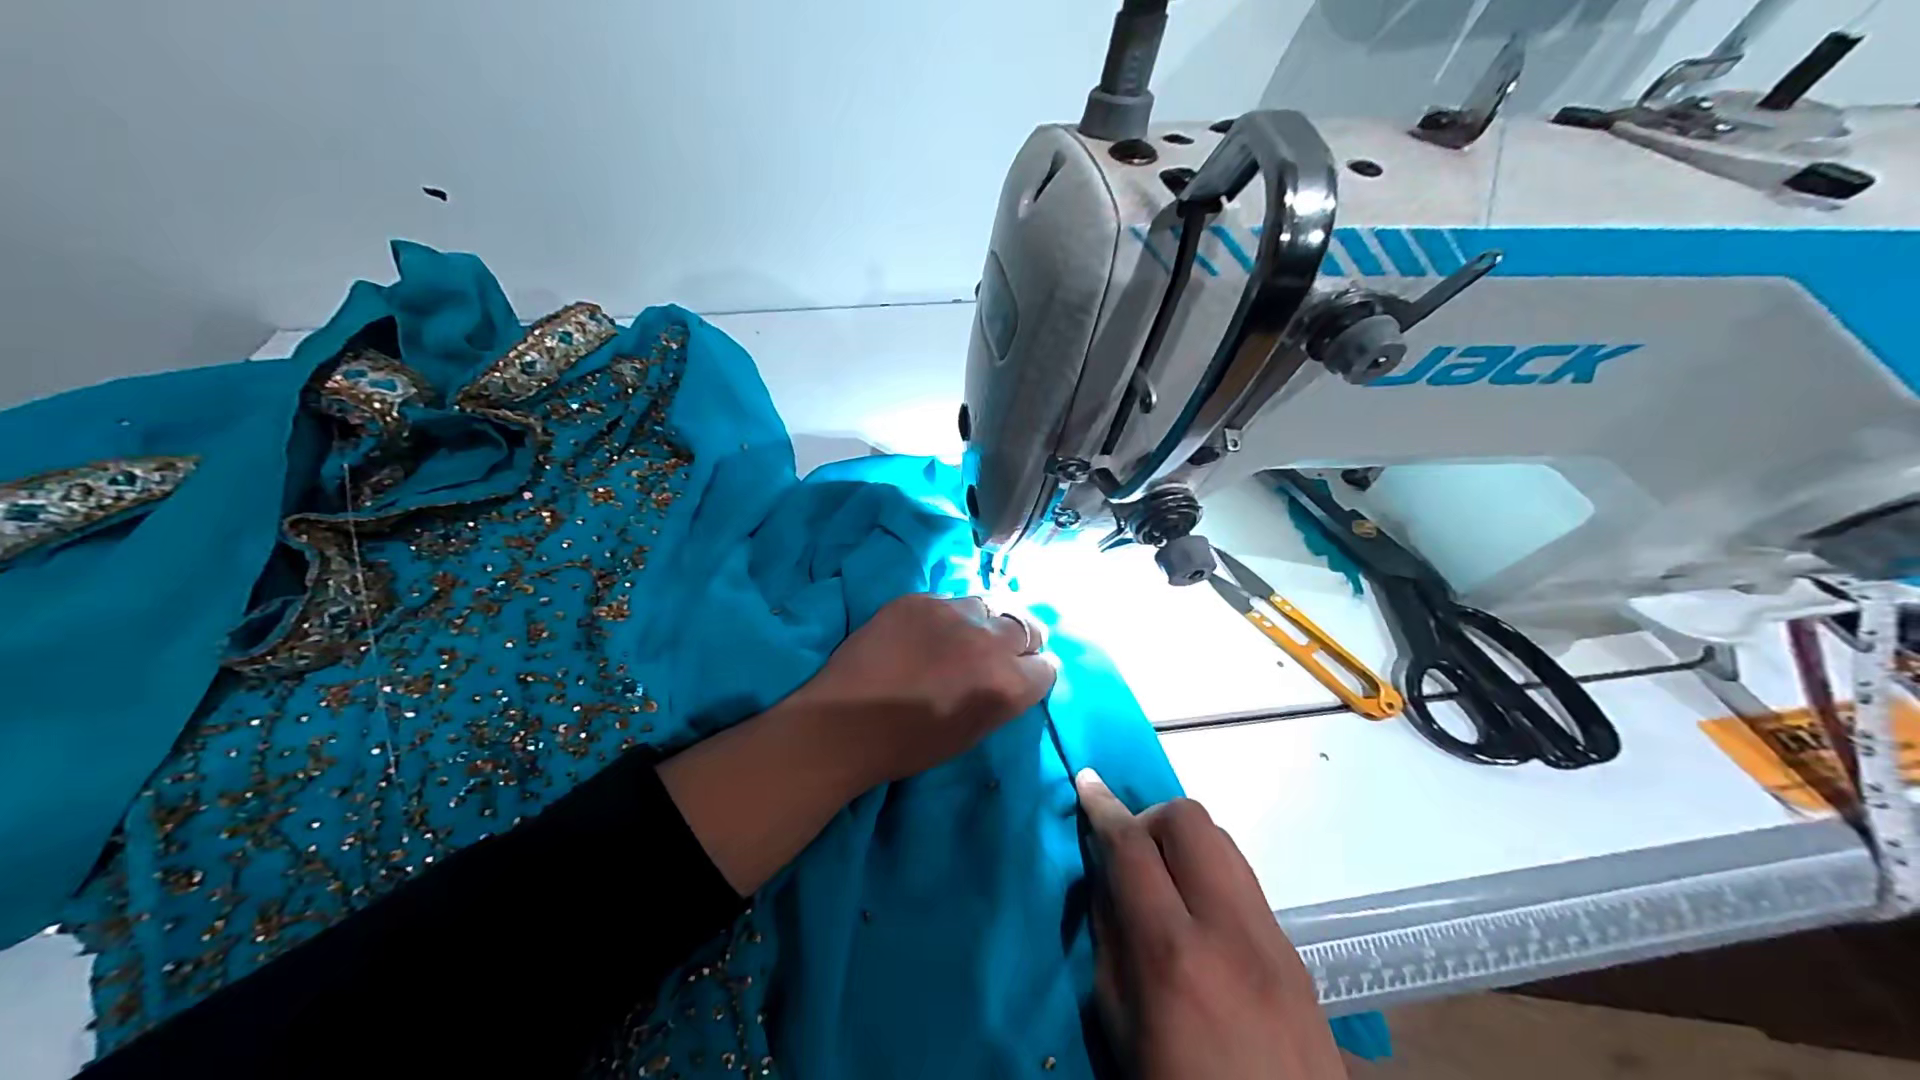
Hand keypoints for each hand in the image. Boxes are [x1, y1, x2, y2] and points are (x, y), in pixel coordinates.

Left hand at [660, 594, 1053, 894]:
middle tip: (996, 652)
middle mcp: (989, 642)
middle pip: (1026, 626)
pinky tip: (924, 634)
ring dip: (983, 622)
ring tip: (961, 636)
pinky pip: (948, 600)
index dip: (1033, 673)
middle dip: (1019, 640)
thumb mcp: (973, 733)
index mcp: (1007, 685)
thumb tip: (1016, 674)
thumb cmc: (908, 745)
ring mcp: (951, 613)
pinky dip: (946, 616)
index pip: (1047, 666)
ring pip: (989, 605)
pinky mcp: (918, 599)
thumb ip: (1003, 698)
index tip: (1020, 676)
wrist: (842, 725)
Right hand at [1077, 770, 1345, 1079]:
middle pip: (1189, 820)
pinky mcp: (1294, 950)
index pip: (1132, 848)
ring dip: (1183, 840)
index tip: (1086, 782)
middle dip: (1149, 816)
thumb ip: (1110, 938)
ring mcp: (1271, 937)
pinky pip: (1245, 878)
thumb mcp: (1120, 1025)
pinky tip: (1198, 910)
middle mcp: (1228, 930)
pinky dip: (1210, 871)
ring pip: (1223, 840)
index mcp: (1173, 955)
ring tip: (1162, 875)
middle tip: (1129, 850)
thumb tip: (1106, 875)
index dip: (1103, 808)